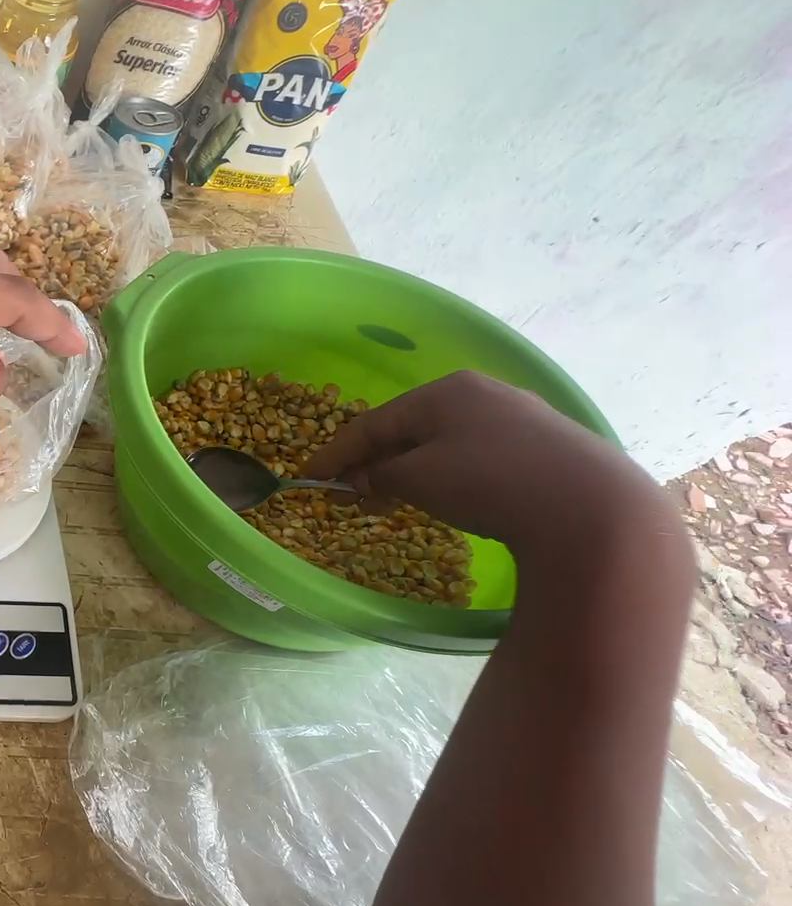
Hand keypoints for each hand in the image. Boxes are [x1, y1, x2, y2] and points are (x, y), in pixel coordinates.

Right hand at [301, 371, 672, 555]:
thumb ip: (377, 474)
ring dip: (408, 471)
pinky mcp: (550, 448)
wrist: (597, 514)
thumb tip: (365, 479)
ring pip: (444, 443)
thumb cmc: (488, 483)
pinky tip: (445, 498)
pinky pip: (478, 456)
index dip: (335, 453)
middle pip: (409, 429)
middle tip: (349, 494)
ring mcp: (522, 419)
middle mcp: (484, 394)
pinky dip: (447, 476)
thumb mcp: (414, 479)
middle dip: (374, 462)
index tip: (308, 478)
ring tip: (391, 501)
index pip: (372, 422)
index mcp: (445, 391)